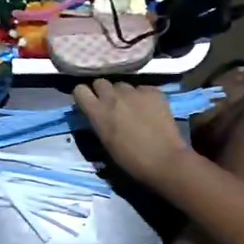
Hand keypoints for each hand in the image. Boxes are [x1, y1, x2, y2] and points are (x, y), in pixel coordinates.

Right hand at [73, 80, 192, 185]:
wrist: (164, 160)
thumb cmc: (131, 160)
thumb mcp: (106, 142)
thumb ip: (99, 122)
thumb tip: (98, 114)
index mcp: (98, 112)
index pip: (80, 90)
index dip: (84, 96)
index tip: (89, 103)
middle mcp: (113, 96)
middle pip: (101, 82)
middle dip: (103, 92)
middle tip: (112, 105)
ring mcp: (134, 92)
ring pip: (122, 85)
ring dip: (124, 94)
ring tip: (133, 107)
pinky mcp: (153, 91)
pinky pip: (142, 89)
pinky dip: (143, 97)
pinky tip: (150, 109)